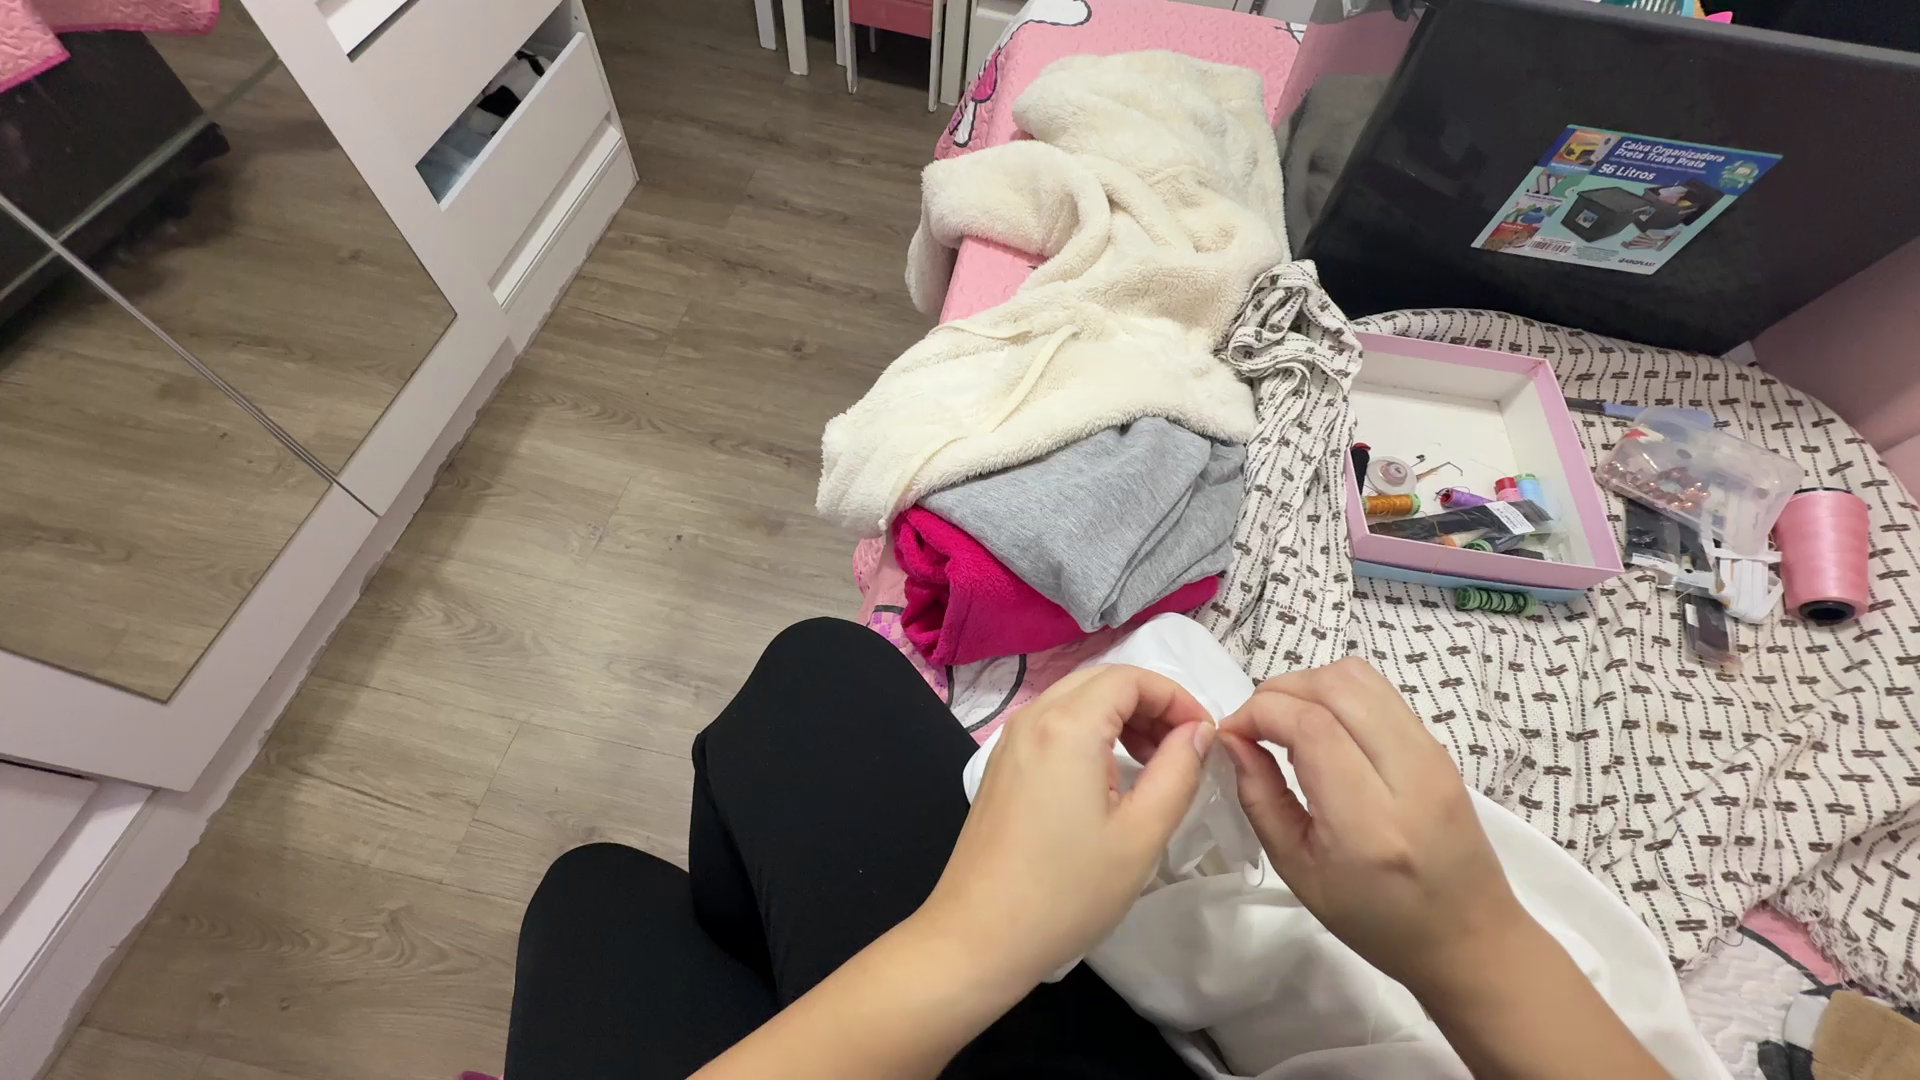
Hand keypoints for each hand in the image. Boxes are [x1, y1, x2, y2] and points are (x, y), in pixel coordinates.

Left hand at [916, 665, 1216, 990]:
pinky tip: (1109, 773)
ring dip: (1120, 715)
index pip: (1130, 677)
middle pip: (1101, 680)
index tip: (1205, 735)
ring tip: (1153, 762)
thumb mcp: (1140, 835)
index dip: (1175, 696)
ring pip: (1076, 698)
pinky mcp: (1002, 760)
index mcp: (1066, 725)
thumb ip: (1177, 772)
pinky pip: (1054, 722)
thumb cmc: (1067, 889)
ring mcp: (1011, 737)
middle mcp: (1033, 716)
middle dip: (1149, 702)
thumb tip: (1198, 731)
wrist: (980, 932)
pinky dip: (1090, 730)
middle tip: (1183, 747)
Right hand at [1218, 657, 1524, 994]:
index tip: (1232, 734)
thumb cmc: (1375, 918)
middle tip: (1255, 726)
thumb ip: (1259, 796)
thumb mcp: (1296, 868)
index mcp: (1370, 824)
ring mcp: (1432, 755)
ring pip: (1358, 676)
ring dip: (1306, 685)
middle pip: (1335, 687)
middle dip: (1277, 691)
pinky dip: (1333, 693)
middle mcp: (1410, 776)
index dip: (1259, 714)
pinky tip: (1319, 727)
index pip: (1310, 727)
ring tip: (1285, 721)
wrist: (1471, 939)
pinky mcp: (1439, 746)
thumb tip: (1232, 738)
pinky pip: (1377, 691)